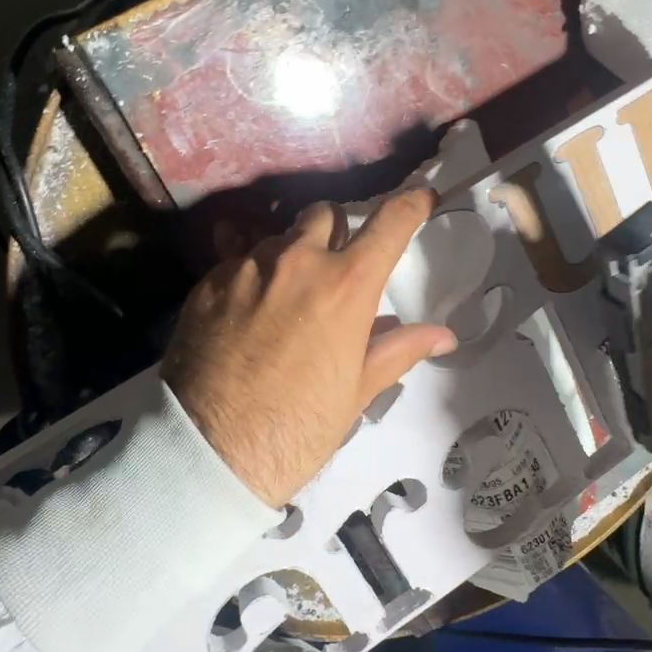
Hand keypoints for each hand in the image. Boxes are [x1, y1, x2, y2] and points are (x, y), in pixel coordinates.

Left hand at [161, 189, 457, 507]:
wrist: (208, 452)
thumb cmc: (297, 428)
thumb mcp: (356, 392)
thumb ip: (398, 349)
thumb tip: (444, 335)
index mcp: (346, 285)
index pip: (390, 222)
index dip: (412, 204)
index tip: (421, 199)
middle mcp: (297, 261)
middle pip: (325, 213)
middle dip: (337, 229)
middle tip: (337, 264)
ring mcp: (247, 267)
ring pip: (278, 238)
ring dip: (292, 255)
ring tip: (287, 297)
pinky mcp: (208, 282)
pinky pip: (238, 261)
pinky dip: (254, 277)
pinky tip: (249, 315)